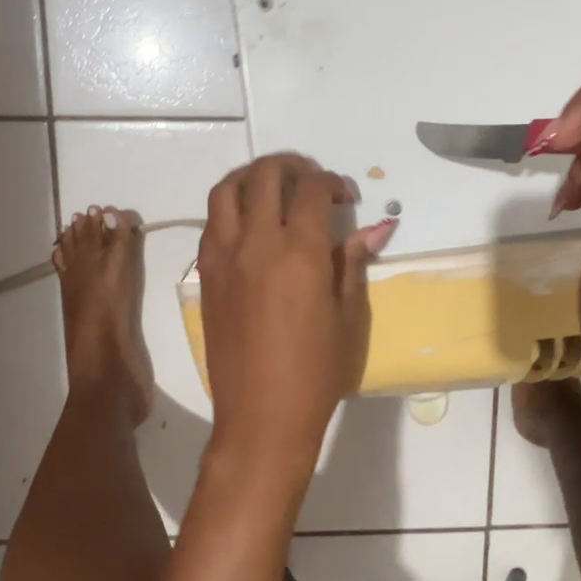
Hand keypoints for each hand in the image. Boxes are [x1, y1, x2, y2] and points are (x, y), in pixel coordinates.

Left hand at [197, 154, 395, 473]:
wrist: (261, 415)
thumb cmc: (315, 373)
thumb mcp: (346, 317)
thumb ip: (352, 262)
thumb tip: (376, 226)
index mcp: (298, 253)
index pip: (311, 190)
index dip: (332, 183)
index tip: (345, 197)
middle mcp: (255, 243)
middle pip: (265, 175)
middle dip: (291, 165)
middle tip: (310, 180)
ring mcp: (223, 256)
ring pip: (226, 189)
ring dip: (251, 176)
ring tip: (272, 186)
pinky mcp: (205, 274)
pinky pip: (211, 222)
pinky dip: (229, 207)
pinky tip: (248, 223)